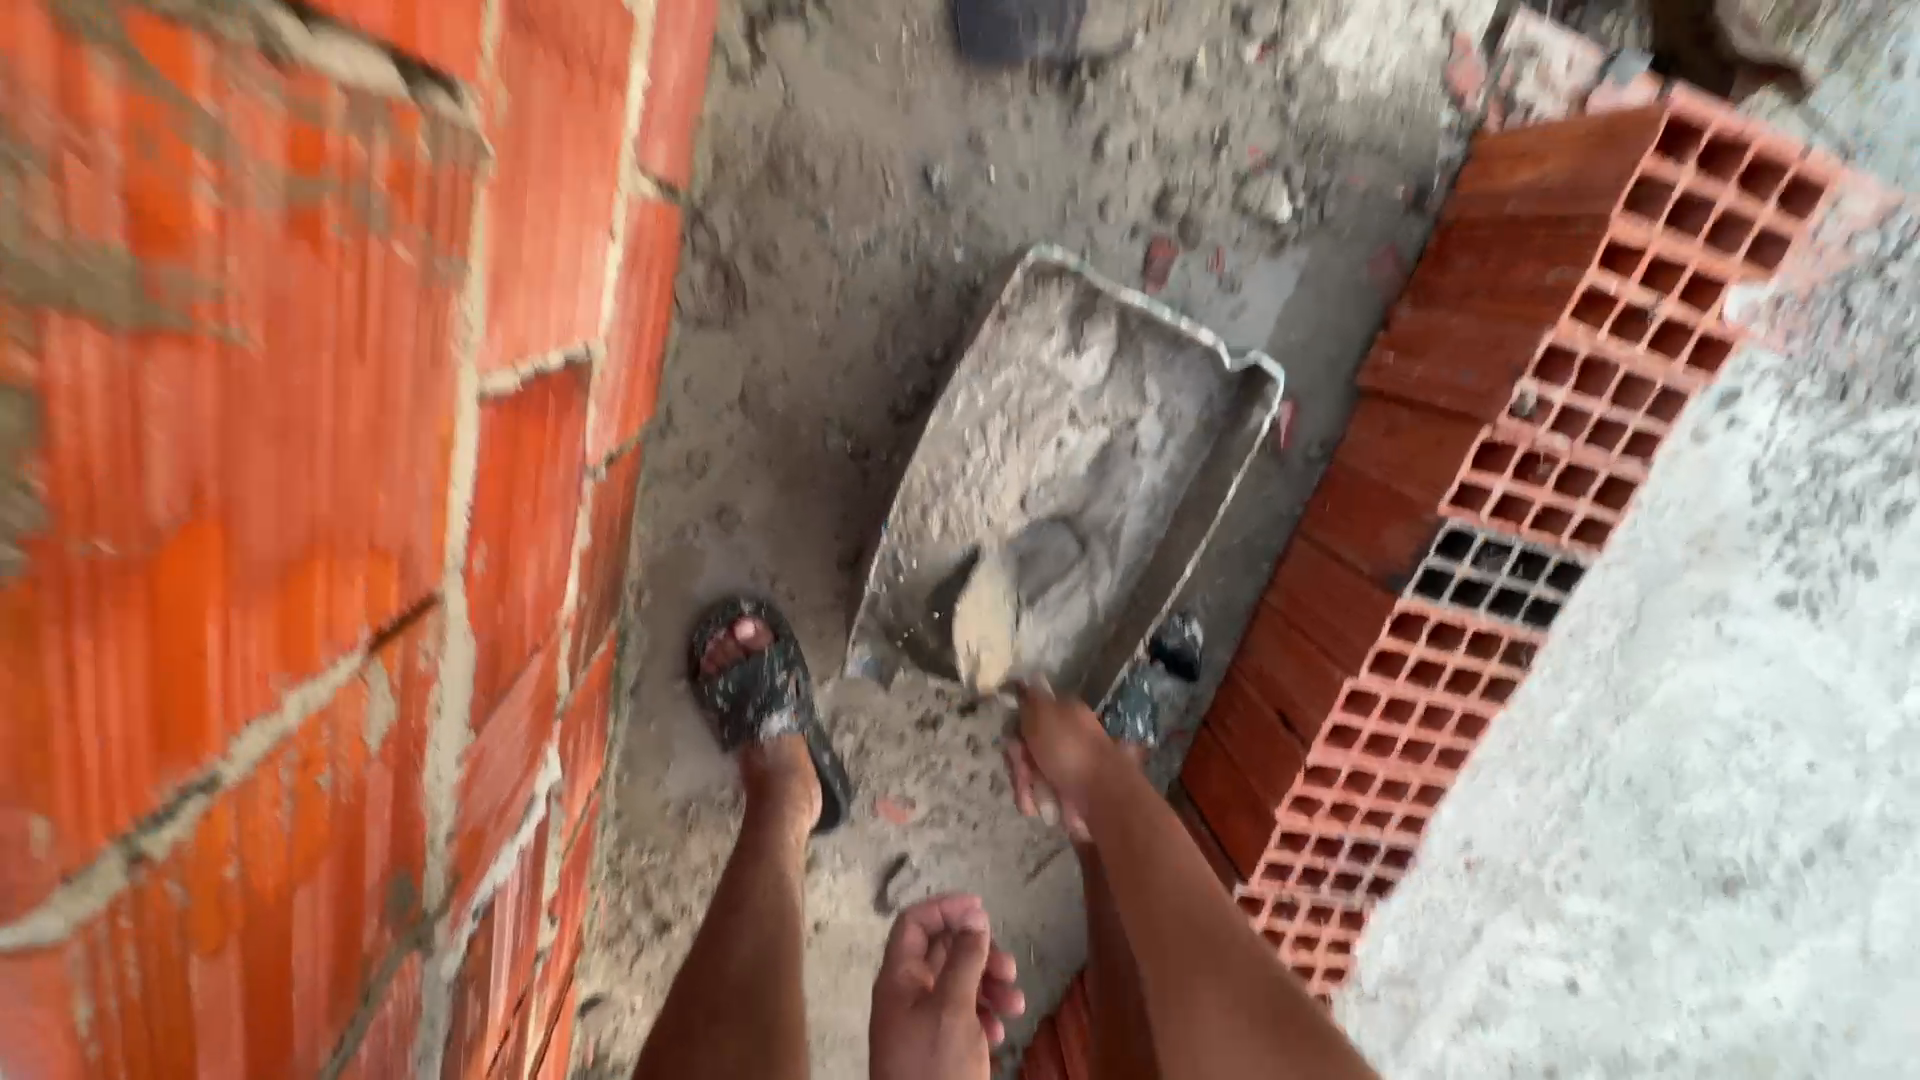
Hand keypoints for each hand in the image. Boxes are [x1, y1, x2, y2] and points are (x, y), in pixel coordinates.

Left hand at [870, 894, 1024, 1079]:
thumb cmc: (934, 1068)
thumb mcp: (952, 1010)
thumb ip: (965, 959)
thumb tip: (975, 916)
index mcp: (899, 979)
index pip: (915, 923)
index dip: (945, 909)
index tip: (981, 909)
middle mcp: (908, 995)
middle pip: (943, 952)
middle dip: (980, 954)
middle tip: (1010, 968)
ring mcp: (923, 1022)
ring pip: (959, 983)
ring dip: (991, 986)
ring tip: (1015, 1005)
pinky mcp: (940, 1047)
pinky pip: (965, 1015)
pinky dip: (986, 1016)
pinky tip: (1001, 1033)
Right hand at [1008, 681, 1117, 818]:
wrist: (1101, 795)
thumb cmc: (1070, 751)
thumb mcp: (1043, 715)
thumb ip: (1030, 700)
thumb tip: (1027, 681)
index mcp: (1064, 713)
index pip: (1027, 718)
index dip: (1016, 734)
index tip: (1015, 745)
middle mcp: (1066, 736)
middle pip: (1026, 748)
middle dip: (1020, 765)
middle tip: (1024, 773)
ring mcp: (1068, 765)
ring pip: (1031, 773)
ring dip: (1027, 787)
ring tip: (1033, 800)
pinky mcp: (1069, 791)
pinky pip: (1041, 794)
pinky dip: (1037, 801)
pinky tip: (1039, 809)